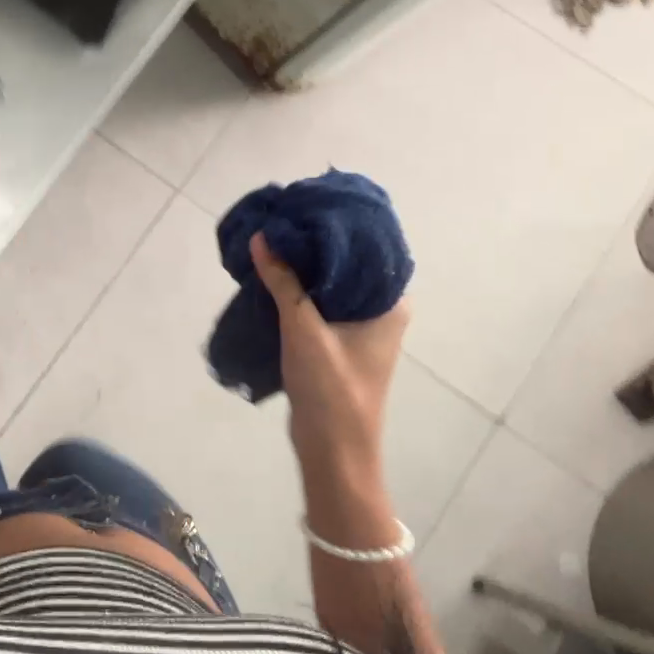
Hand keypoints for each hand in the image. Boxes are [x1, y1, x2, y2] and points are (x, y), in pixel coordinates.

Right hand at [249, 232, 408, 471]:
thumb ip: (284, 282)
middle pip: (346, 263)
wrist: (333, 448)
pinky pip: (316, 302)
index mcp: (390, 302)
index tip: (303, 205)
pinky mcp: (336, 341)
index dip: (336, 225)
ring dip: (300, 268)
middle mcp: (380, 308)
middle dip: (312, 244)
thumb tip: (263, 237)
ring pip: (328, 283)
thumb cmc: (332, 389)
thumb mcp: (304, 329)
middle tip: (279, 221)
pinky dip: (295, 289)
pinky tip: (269, 278)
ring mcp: (358, 326)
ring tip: (269, 244)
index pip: (367, 247)